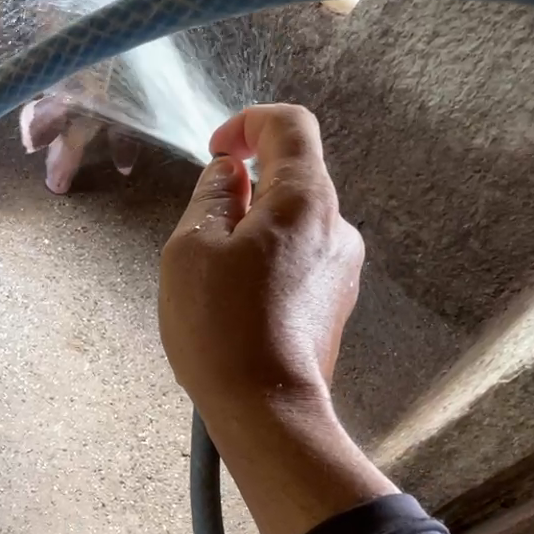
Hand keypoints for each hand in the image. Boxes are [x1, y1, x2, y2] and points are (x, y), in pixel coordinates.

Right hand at [158, 104, 364, 422]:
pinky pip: (297, 265)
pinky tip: (237, 313)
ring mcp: (343, 269)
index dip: (247, 124)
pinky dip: (264, 269)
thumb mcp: (190, 251)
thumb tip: (229, 175)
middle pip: (290, 182)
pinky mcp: (336, 305)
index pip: (288, 125)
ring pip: (290, 229)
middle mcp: (336, 225)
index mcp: (303, 199)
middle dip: (242, 196)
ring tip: (213, 290)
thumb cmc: (218, 326)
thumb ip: (211, 198)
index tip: (215, 153)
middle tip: (199, 242)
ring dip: (251, 238)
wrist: (266, 409)